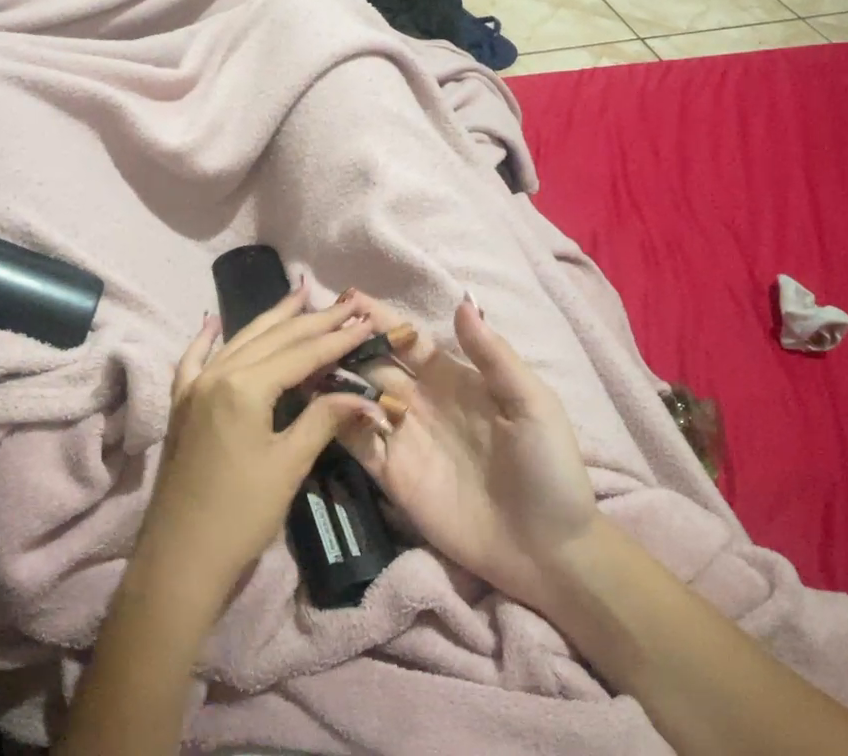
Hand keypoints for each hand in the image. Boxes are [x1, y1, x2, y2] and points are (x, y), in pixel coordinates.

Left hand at [133, 285, 389, 598]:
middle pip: (271, 339)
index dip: (336, 338)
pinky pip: (193, 361)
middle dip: (310, 321)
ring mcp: (193, 388)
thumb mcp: (288, 464)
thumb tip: (364, 396)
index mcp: (244, 387)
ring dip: (271, 321)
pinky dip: (207, 340)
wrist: (180, 557)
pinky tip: (213, 322)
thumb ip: (323, 420)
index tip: (365, 320)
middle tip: (343, 302)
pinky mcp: (180, 406)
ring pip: (238, 342)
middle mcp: (216, 375)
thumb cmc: (241, 514)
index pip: (301, 354)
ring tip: (299, 297)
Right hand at [337, 290, 598, 610]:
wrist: (546, 549)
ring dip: (330, 377)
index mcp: (453, 378)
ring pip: (355, 396)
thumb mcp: (532, 405)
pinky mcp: (390, 475)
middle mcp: (420, 401)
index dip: (378, 319)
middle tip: (308, 323)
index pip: (405, 339)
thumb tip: (463, 302)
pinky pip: (354, 441)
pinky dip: (334, 420)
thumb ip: (494, 357)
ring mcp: (402, 438)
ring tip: (298, 358)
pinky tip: (314, 404)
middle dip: (343, 342)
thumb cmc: (548, 468)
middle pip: (373, 363)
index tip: (347, 298)